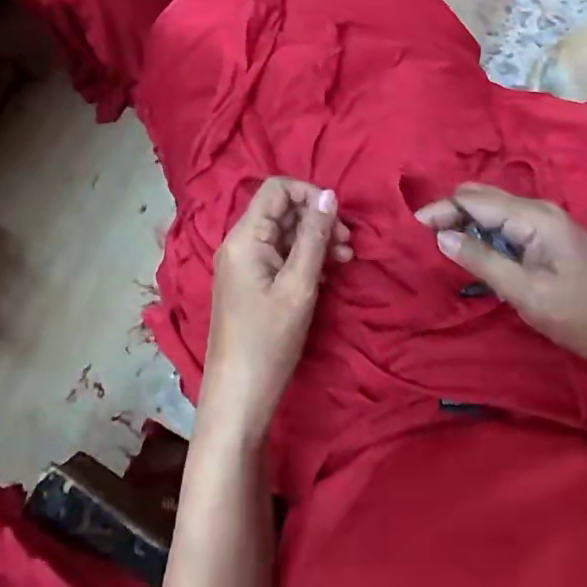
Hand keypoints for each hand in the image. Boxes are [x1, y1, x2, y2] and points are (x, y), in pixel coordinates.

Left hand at [201, 178, 351, 434]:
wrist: (238, 399)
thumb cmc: (269, 341)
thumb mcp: (300, 285)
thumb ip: (314, 236)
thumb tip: (329, 195)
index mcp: (245, 237)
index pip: (277, 188)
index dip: (310, 193)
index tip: (337, 218)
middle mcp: (240, 244)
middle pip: (282, 210)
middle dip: (318, 219)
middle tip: (348, 244)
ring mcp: (244, 265)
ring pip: (285, 233)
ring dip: (316, 239)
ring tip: (345, 260)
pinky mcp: (251, 284)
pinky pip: (281, 255)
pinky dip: (305, 258)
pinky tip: (327, 275)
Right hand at [415, 183, 586, 383]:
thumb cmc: (581, 318)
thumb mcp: (526, 294)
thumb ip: (482, 261)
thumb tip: (442, 236)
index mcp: (536, 217)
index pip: (477, 200)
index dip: (443, 209)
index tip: (413, 225)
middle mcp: (541, 210)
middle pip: (485, 197)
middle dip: (452, 210)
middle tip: (424, 236)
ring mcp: (548, 222)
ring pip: (495, 210)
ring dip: (467, 220)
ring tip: (441, 242)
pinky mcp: (550, 238)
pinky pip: (509, 225)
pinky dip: (486, 232)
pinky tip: (473, 249)